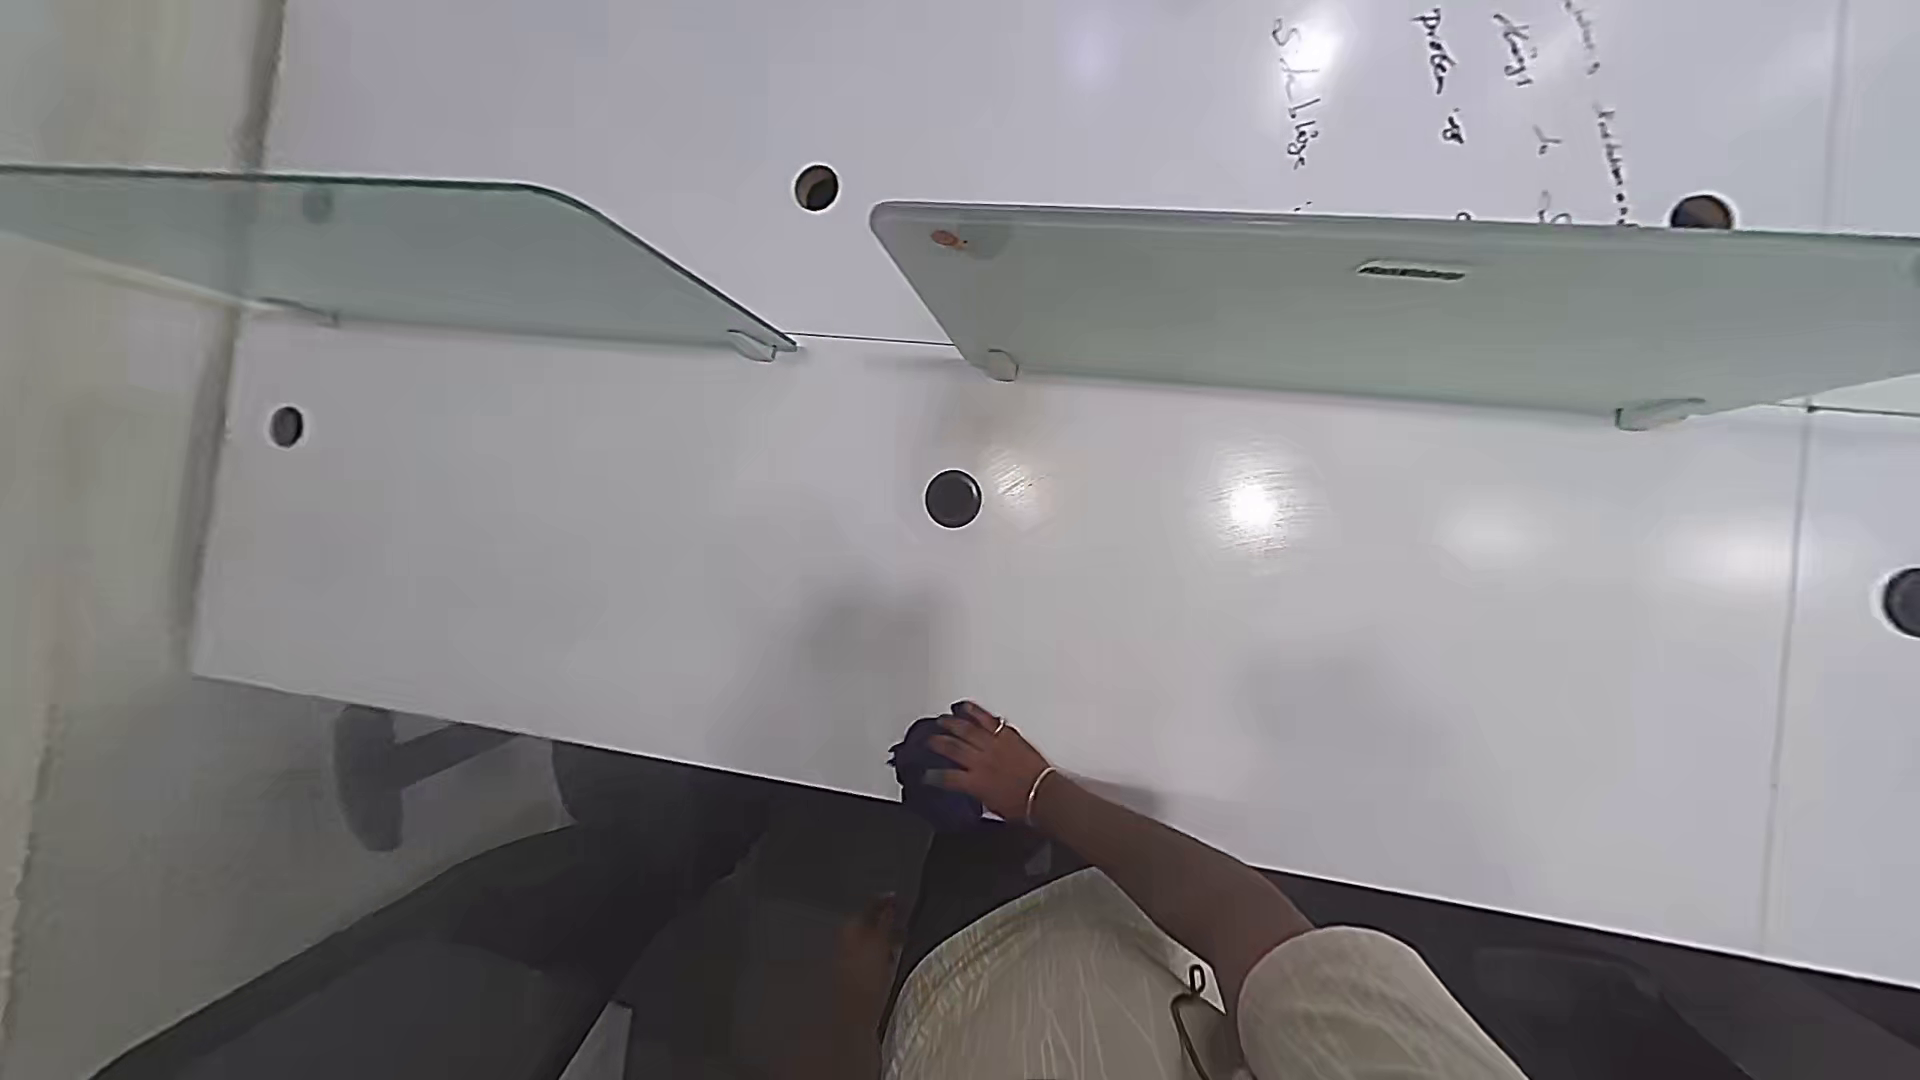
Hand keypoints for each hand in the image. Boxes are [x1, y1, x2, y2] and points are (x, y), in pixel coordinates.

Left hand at [832, 893, 899, 1030]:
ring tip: (904, 942)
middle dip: (888, 921)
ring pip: (871, 941)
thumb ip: (886, 919)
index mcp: (849, 927)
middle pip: (870, 922)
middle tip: (907, 921)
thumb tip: (892, 901)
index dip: (887, 901)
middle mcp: (845, 940)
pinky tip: (893, 963)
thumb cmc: (866, 977)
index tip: (903, 900)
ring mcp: (848, 961)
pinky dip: (882, 956)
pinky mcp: (854, 980)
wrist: (853, 1021)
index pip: (870, 905)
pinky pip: (871, 958)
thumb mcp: (880, 942)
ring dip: (887, 939)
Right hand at [927, 700, 1053, 821]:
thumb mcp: (991, 805)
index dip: (932, 776)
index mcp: (975, 782)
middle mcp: (981, 760)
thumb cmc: (1021, 804)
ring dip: (951, 723)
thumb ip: (976, 792)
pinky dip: (974, 711)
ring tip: (942, 720)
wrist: (1043, 795)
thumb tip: (968, 787)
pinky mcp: (1006, 734)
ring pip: (966, 729)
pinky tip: (965, 707)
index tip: (926, 775)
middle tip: (930, 739)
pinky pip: (987, 719)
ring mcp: (993, 744)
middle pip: (952, 747)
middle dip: (937, 742)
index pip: (946, 777)